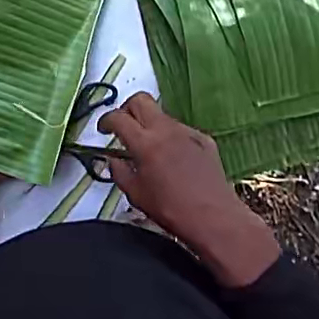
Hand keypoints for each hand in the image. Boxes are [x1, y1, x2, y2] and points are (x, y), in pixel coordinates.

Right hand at [98, 94, 278, 287]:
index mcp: (145, 143)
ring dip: (149, 123)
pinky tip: (171, 156)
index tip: (103, 130)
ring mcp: (187, 132)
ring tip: (148, 146)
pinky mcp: (204, 139)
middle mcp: (166, 130)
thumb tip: (113, 159)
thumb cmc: (170, 209)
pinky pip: (180, 129)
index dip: (106, 120)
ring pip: (161, 114)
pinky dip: (169, 136)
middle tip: (123, 126)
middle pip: (140, 100)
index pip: (118, 118)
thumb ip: (119, 171)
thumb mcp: (135, 193)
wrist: (214, 218)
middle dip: (126, 109)